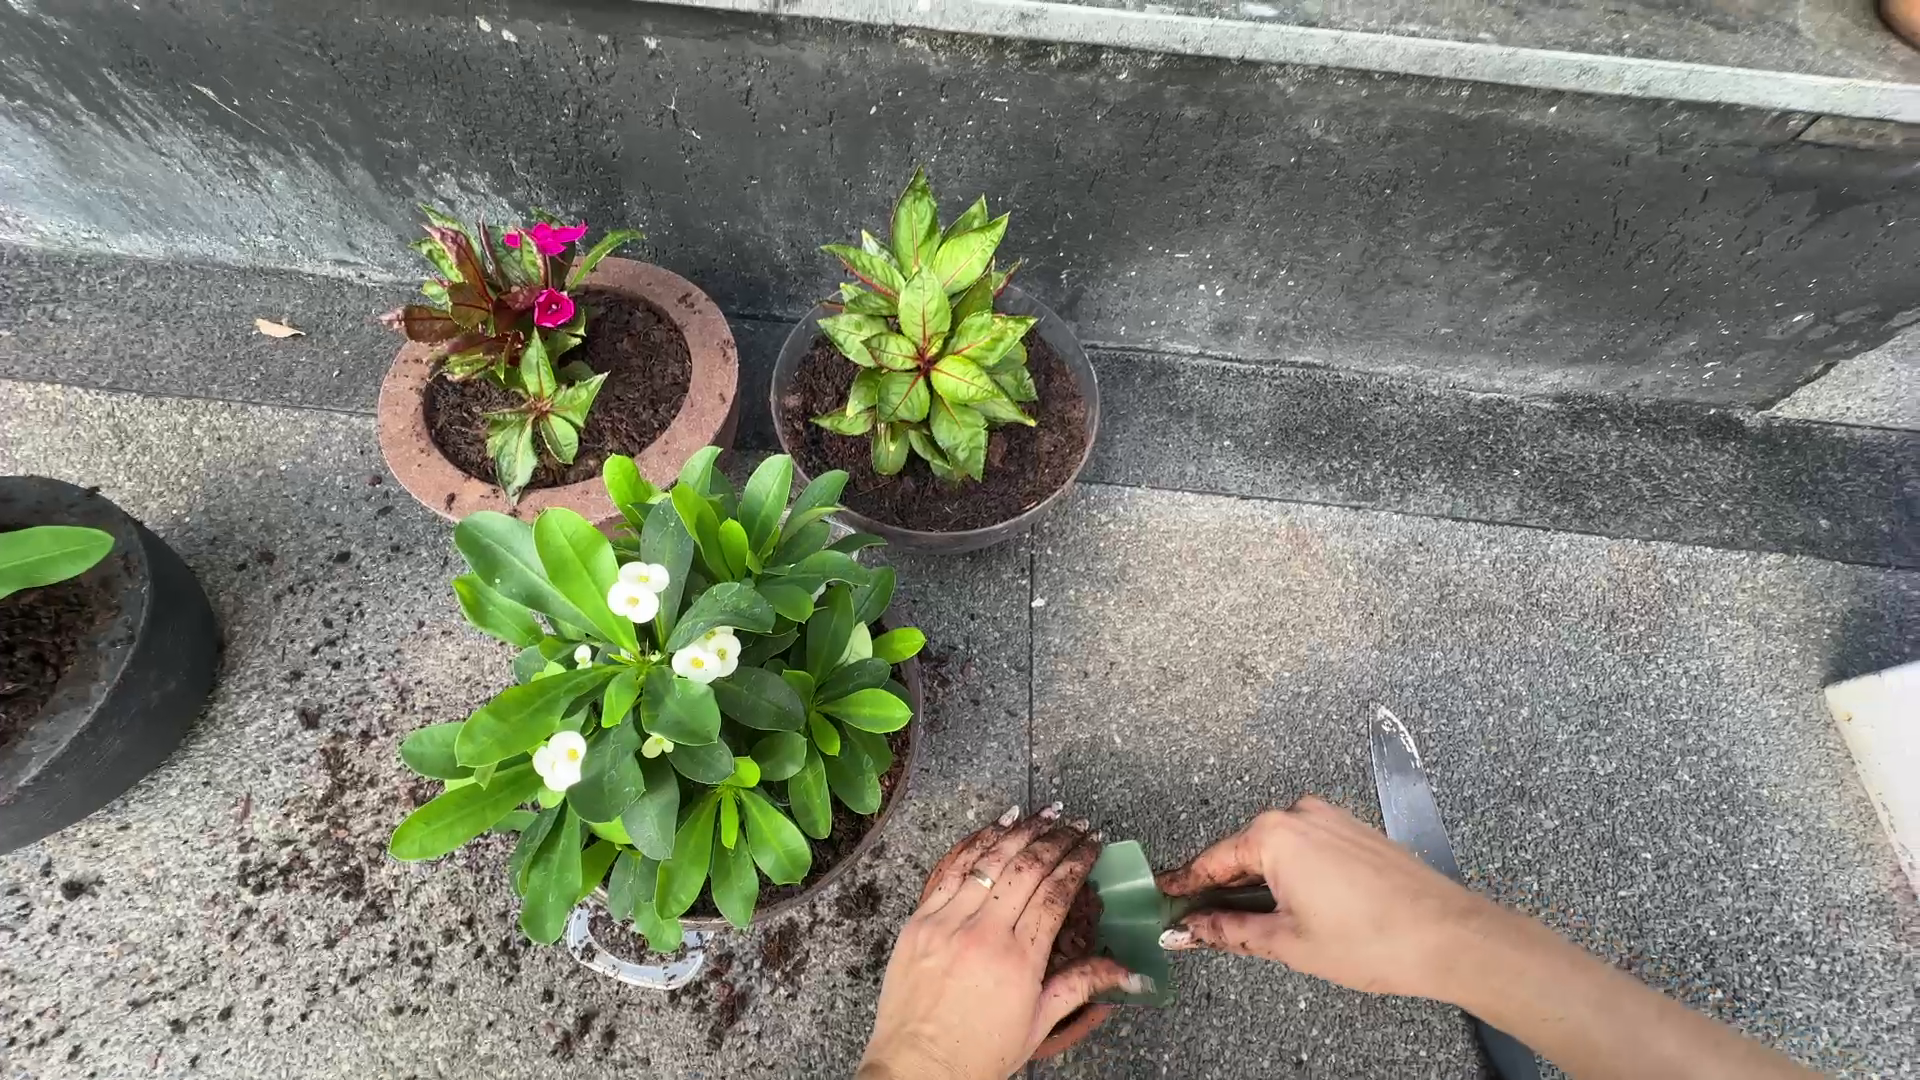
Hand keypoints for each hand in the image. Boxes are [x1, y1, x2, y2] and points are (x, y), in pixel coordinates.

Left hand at [856, 805, 1151, 1079]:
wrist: (917, 1069)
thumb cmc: (980, 1053)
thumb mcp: (1039, 1025)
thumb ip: (1081, 986)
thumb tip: (1132, 972)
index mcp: (1018, 960)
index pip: (1056, 893)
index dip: (1078, 861)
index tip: (1093, 843)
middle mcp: (984, 933)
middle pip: (1027, 868)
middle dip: (1057, 839)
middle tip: (1075, 823)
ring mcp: (948, 921)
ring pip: (991, 859)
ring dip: (1021, 830)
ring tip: (1044, 813)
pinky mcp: (921, 918)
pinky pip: (952, 868)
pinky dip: (976, 842)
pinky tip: (997, 825)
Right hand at [1156, 795, 1512, 1003]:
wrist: (1455, 937)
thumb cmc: (1375, 941)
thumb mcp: (1289, 944)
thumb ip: (1230, 930)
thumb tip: (1191, 929)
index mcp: (1272, 835)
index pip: (1212, 861)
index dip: (1186, 883)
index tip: (1163, 893)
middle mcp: (1294, 813)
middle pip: (1242, 850)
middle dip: (1224, 884)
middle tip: (1205, 916)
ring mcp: (1325, 816)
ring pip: (1274, 847)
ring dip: (1259, 878)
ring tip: (1254, 918)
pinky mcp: (1349, 826)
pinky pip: (1303, 843)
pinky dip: (1289, 869)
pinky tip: (1295, 901)